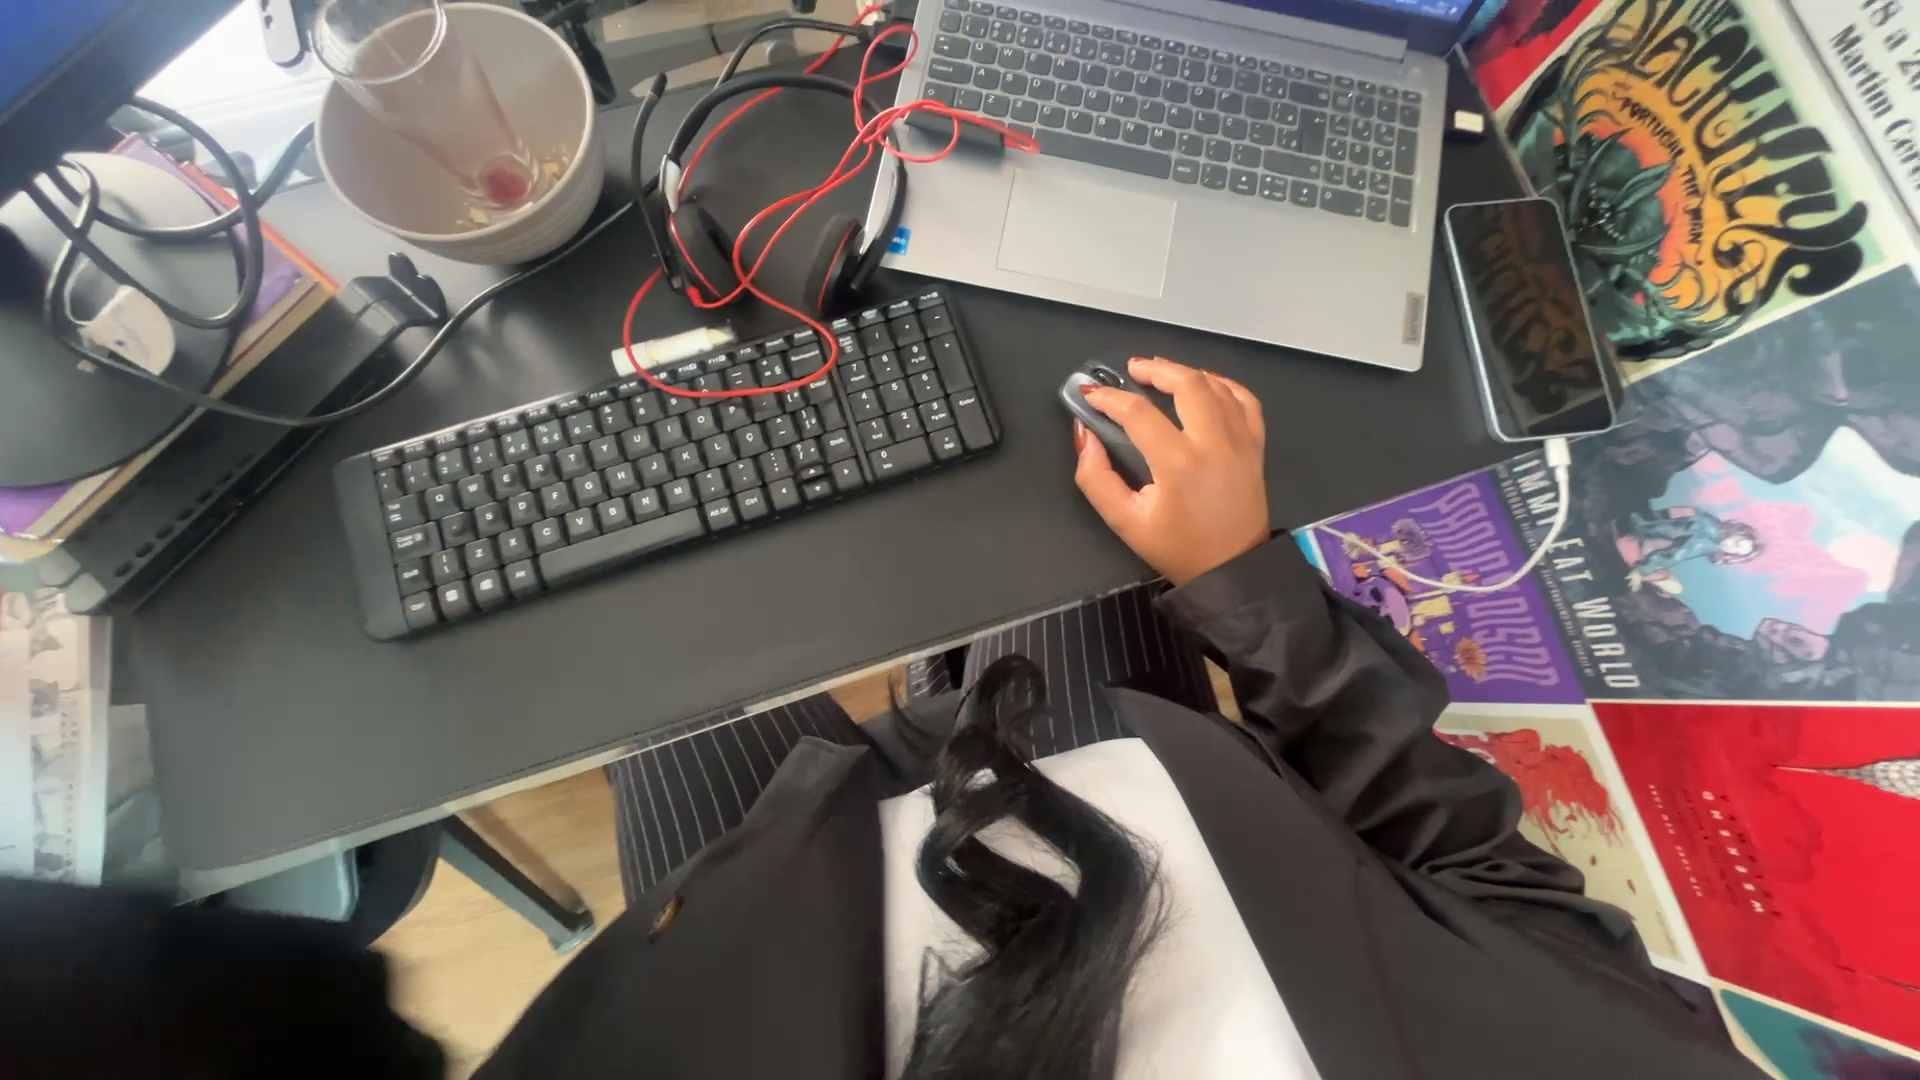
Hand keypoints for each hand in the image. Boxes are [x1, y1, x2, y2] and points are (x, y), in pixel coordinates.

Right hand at [1074, 356, 1269, 585]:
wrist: (1232, 569)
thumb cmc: (1176, 548)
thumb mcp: (1124, 521)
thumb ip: (1096, 477)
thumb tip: (1085, 436)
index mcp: (1178, 463)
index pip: (1138, 413)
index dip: (1110, 398)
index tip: (1091, 394)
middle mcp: (1214, 443)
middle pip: (1186, 383)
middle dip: (1155, 369)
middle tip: (1132, 369)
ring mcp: (1241, 441)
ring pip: (1216, 386)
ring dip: (1185, 372)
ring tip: (1161, 372)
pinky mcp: (1256, 446)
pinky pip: (1244, 400)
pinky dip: (1223, 384)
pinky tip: (1204, 384)